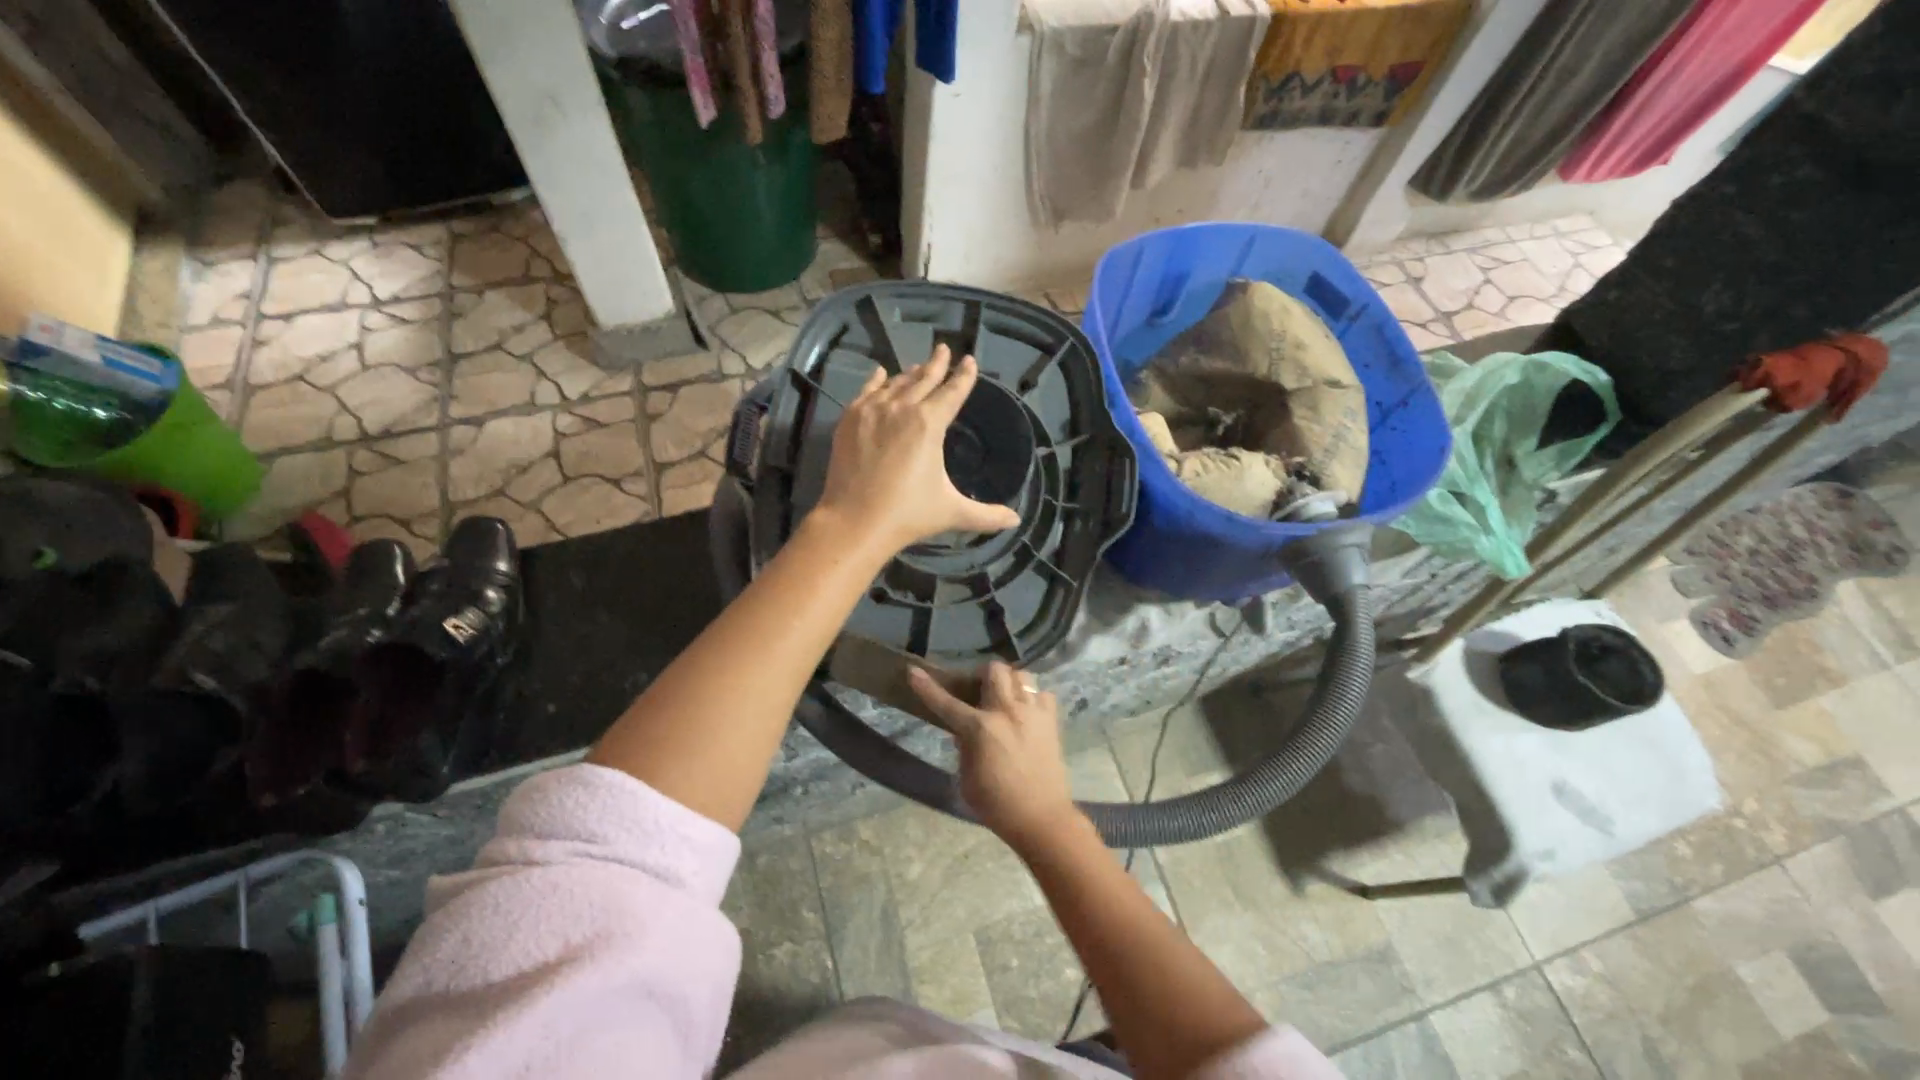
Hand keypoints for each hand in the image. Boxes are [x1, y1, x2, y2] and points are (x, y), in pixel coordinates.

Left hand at [815, 345, 1021, 552]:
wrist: (854, 521)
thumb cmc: (907, 514)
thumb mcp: (952, 512)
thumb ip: (986, 515)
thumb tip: (1015, 521)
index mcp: (929, 423)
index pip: (952, 391)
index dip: (964, 376)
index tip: (969, 361)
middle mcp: (901, 408)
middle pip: (924, 379)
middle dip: (937, 363)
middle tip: (944, 349)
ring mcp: (872, 411)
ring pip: (895, 383)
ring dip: (910, 373)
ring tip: (919, 366)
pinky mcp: (850, 420)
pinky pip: (867, 391)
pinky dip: (877, 380)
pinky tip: (881, 374)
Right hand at [908, 661, 1081, 849]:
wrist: (1041, 818)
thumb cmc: (997, 804)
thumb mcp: (967, 778)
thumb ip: (964, 749)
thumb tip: (964, 732)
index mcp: (979, 728)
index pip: (946, 702)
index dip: (927, 686)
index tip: (913, 671)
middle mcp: (1007, 712)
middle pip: (994, 670)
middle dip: (982, 674)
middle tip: (978, 690)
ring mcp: (1033, 713)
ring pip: (1022, 675)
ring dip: (1009, 682)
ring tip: (1005, 698)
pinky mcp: (1052, 721)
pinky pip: (1043, 694)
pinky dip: (1032, 697)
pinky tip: (1027, 712)